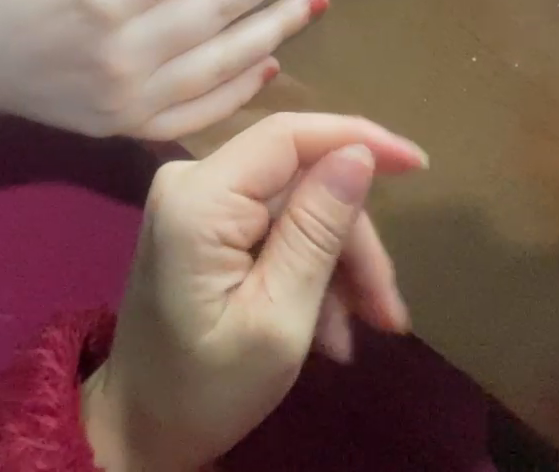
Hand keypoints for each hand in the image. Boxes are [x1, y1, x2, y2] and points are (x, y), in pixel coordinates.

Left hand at [80, 112, 426, 471]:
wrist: (141, 422)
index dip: (356, 138)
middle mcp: (190, 178)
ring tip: (360, 331)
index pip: (286, 136)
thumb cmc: (205, 387)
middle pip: (297, 179)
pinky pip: (271, 223)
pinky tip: (325, 327)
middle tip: (388, 314)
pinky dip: (306, 266)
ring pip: (292, 204)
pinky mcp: (201, 219)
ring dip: (335, 263)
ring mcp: (193, 197)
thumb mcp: (278, 320)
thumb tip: (358, 153)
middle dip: (350, 240)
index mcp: (199, 198)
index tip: (418, 164)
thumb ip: (317, 231)